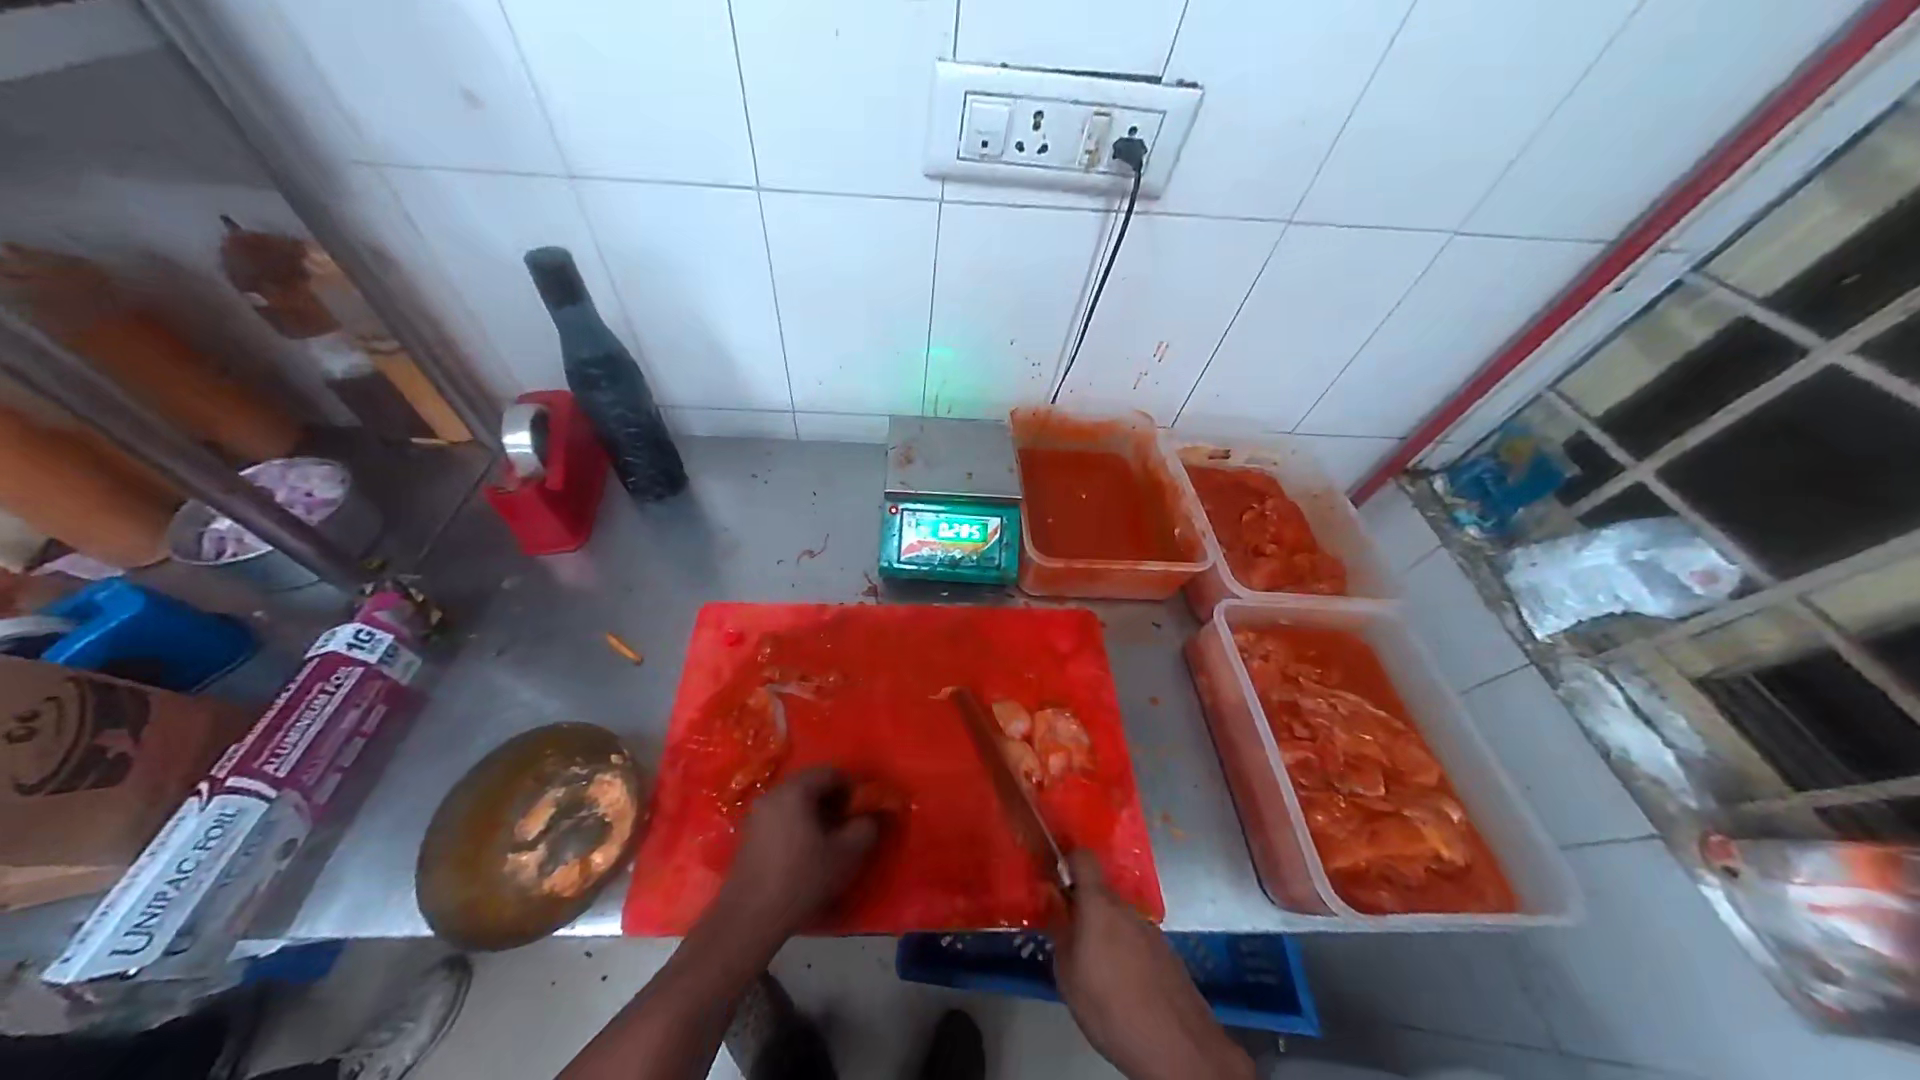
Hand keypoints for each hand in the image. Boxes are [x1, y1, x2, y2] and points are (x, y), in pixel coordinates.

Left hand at [709, 766, 881, 942]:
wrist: (750, 917)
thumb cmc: (802, 878)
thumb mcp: (847, 854)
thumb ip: (866, 827)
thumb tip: (869, 817)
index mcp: (795, 790)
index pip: (831, 773)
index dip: (852, 789)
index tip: (861, 812)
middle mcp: (772, 793)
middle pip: (811, 784)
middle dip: (833, 801)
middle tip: (847, 825)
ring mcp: (756, 813)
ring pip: (795, 801)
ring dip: (815, 814)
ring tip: (828, 841)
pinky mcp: (748, 834)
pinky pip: (780, 816)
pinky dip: (797, 824)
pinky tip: (804, 851)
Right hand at [1051, 852, 1252, 1079]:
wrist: (1180, 1047)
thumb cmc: (1111, 1009)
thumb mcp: (1068, 976)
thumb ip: (1059, 932)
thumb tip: (1054, 903)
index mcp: (1099, 906)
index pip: (1085, 859)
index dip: (1069, 859)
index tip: (1055, 874)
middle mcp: (1126, 909)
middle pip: (1100, 894)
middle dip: (1084, 908)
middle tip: (1070, 937)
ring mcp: (1151, 930)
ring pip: (1119, 918)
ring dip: (1106, 932)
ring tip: (1097, 969)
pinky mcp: (1168, 953)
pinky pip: (1137, 939)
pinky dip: (1126, 951)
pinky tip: (1124, 986)